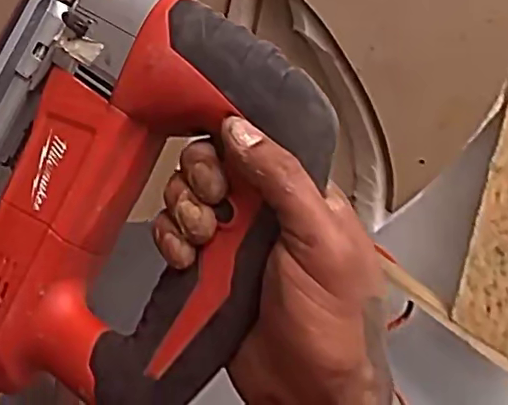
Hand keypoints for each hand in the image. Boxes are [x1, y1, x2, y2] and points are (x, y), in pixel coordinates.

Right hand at [152, 117, 388, 403]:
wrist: (307, 396)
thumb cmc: (338, 329)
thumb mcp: (323, 243)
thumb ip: (284, 179)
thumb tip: (240, 129)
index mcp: (298, 193)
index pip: (250, 141)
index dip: (225, 141)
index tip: (220, 161)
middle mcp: (260, 208)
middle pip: (208, 162)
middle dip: (200, 179)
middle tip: (215, 204)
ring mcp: (231, 234)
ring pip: (184, 192)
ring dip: (184, 211)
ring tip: (205, 240)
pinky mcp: (204, 261)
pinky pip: (170, 230)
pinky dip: (170, 239)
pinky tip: (188, 258)